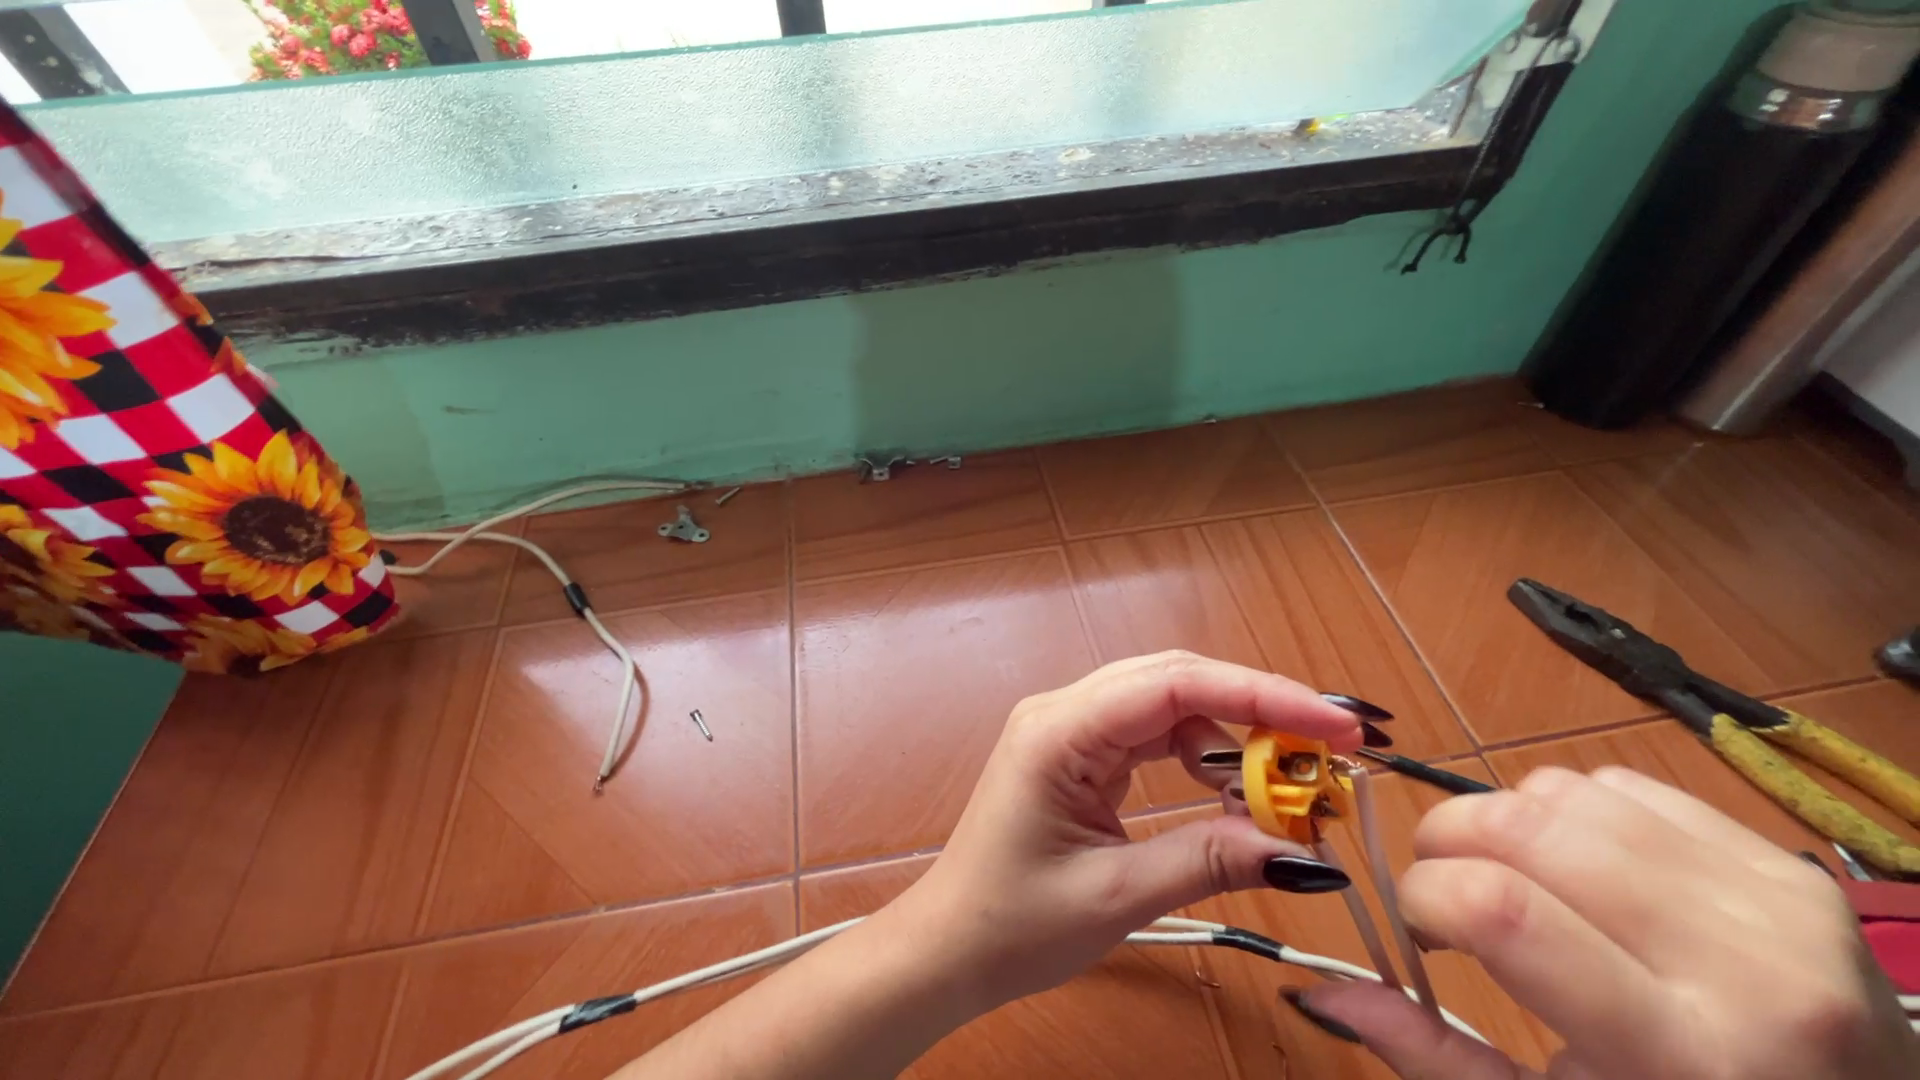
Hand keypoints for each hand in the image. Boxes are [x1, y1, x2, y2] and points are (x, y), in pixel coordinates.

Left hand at [877, 650, 1362, 1010]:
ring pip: (1169, 702)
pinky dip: (1201, 754)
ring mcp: (1069, 727)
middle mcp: (1062, 711)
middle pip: (1176, 680)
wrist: (950, 946)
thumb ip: (1210, 860)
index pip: (1174, 684)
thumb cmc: (1014, 925)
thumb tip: (1305, 850)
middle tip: (1328, 749)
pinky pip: (1153, 732)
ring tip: (1285, 786)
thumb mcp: (1118, 895)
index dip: (1261, 694)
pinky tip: (1231, 790)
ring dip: (1232, 735)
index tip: (1334, 726)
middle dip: (1256, 707)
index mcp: (1058, 731)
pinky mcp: (1079, 752)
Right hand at [1294, 766, 1919, 1079]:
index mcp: (1683, 1052)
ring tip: (1518, 882)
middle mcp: (1743, 962)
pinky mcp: (1788, 864)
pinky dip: (1570, 812)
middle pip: (1525, 829)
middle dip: (1446, 841)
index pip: (1502, 909)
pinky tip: (1585, 871)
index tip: (1422, 926)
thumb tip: (1322, 991)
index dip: (1424, 893)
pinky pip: (1624, 785)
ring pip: (1565, 791)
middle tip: (1449, 891)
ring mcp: (1777, 900)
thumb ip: (1432, 1055)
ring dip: (1505, 822)